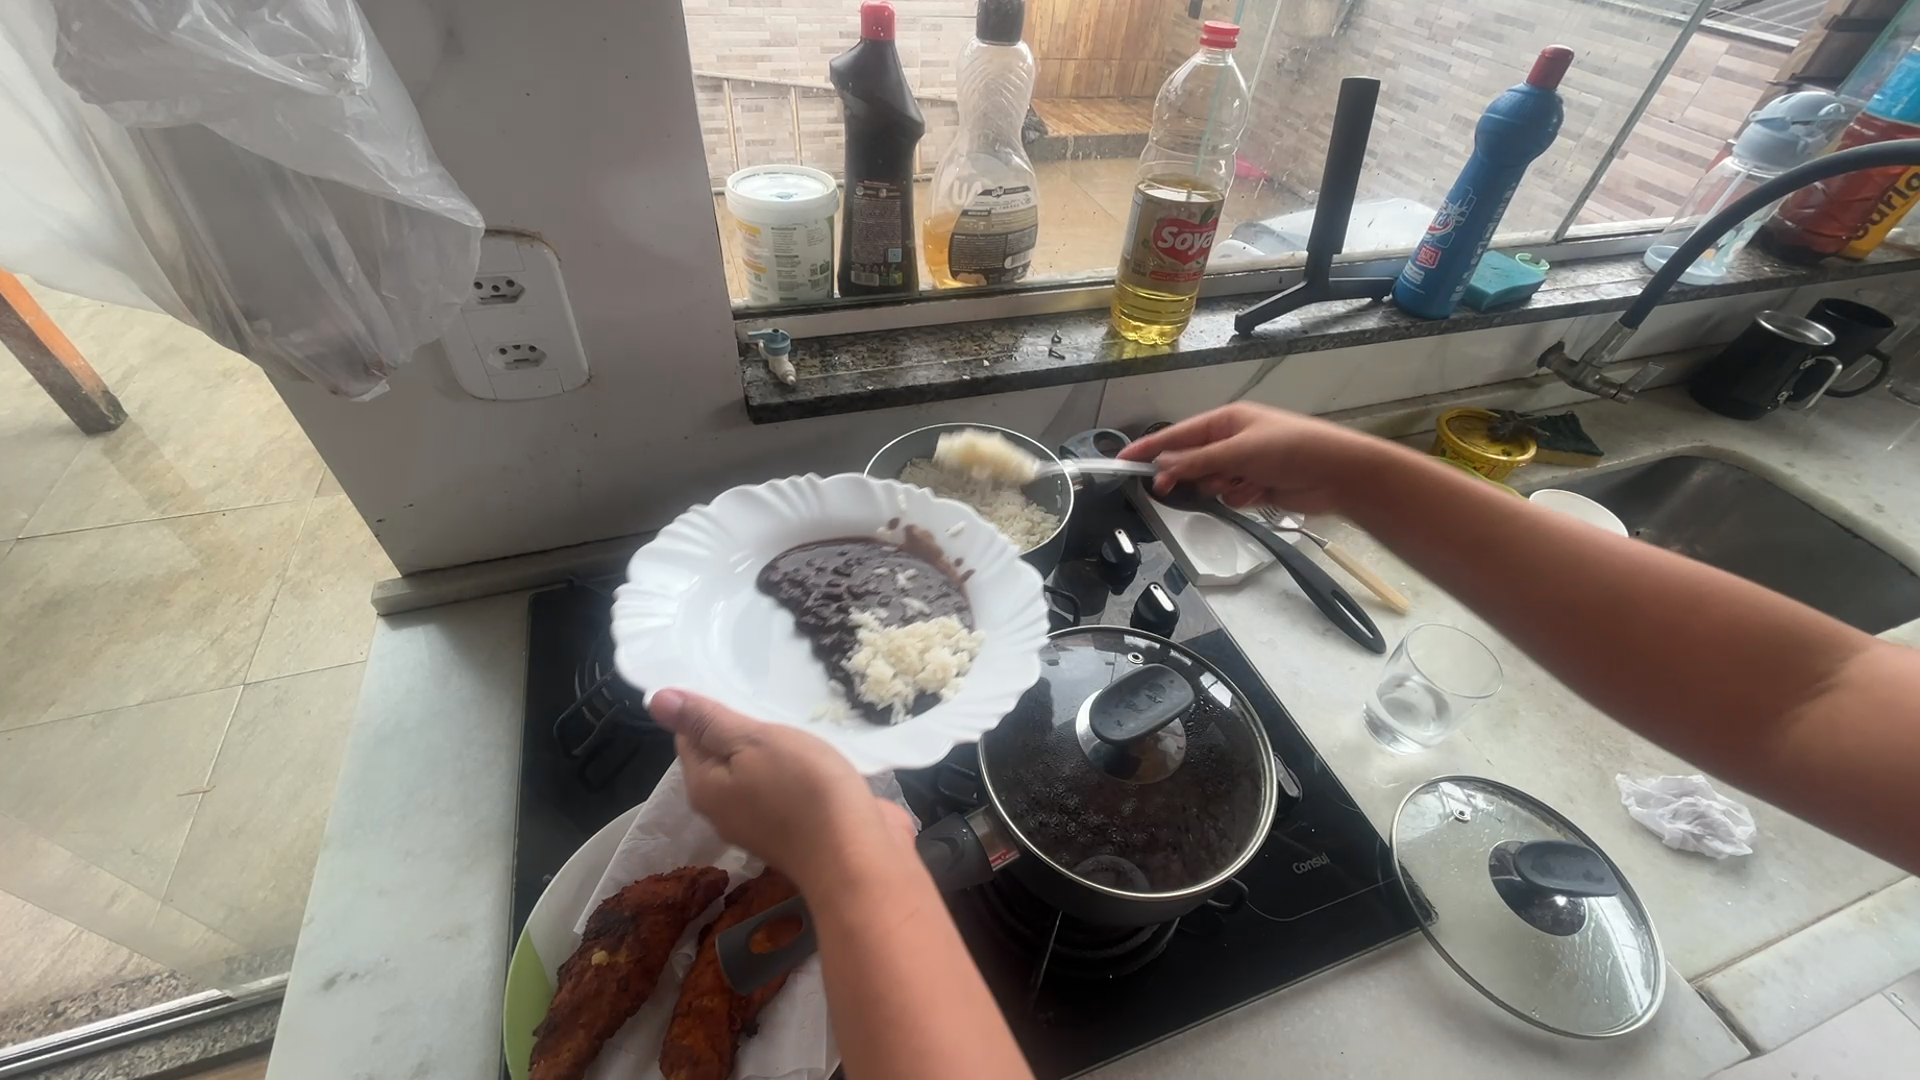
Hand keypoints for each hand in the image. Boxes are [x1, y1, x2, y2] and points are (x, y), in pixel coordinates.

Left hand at [650, 689, 913, 890]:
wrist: (857, 857)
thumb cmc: (803, 790)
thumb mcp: (754, 743)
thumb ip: (709, 722)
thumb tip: (656, 699)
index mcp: (705, 786)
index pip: (689, 736)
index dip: (707, 706)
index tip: (733, 677)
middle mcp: (725, 808)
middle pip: (723, 754)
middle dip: (742, 724)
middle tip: (765, 687)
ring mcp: (761, 821)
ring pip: (757, 769)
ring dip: (772, 744)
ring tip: (794, 711)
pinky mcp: (795, 826)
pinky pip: (785, 785)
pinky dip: (795, 765)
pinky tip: (817, 748)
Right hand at [1118, 403, 1388, 513]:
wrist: (1338, 474)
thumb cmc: (1291, 450)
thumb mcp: (1239, 451)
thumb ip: (1197, 461)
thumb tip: (1161, 465)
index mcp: (1225, 421)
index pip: (1176, 435)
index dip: (1148, 449)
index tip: (1121, 461)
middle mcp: (1230, 441)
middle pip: (1189, 462)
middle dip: (1190, 475)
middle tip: (1174, 488)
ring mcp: (1242, 464)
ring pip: (1208, 483)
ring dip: (1221, 488)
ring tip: (1245, 484)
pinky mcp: (1253, 485)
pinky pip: (1228, 496)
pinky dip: (1239, 497)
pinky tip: (1260, 492)